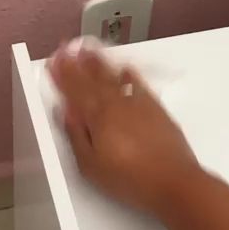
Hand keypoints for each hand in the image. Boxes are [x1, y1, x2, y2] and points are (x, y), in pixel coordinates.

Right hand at [48, 38, 209, 220]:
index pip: (75, 90)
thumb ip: (76, 135)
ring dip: (99, 62)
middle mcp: (117, 103)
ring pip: (113, 76)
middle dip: (77, 63)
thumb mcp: (91, 166)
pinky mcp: (155, 108)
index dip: (62, 74)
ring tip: (88, 50)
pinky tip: (124, 69)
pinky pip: (137, 83)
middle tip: (66, 48)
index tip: (53, 62)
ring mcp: (138, 103)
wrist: (175, 181)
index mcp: (98, 116)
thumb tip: (66, 113)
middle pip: (92, 78)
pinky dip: (128, 74)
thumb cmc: (130, 178)